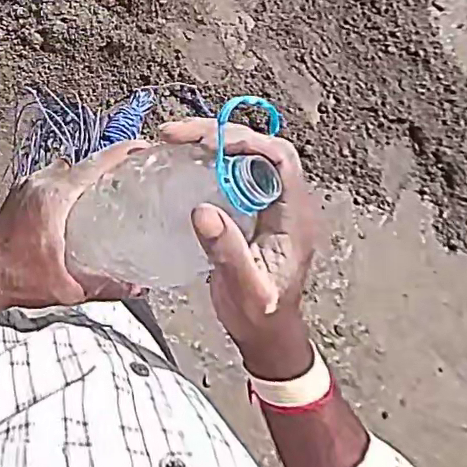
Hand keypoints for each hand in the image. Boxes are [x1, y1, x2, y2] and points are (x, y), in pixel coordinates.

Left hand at [0, 140, 148, 307]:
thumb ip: (105, 287)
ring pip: (65, 167)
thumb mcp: (69, 289)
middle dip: (108, 164)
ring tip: (106, 186)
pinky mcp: (20, 190)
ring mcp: (28, 184)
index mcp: (55, 198)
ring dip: (85, 173)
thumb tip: (137, 287)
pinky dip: (66, 180)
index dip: (120, 154)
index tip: (141, 148)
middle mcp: (41, 183)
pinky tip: (76, 198)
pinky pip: (49, 176)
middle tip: (131, 171)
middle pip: (82, 163)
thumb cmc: (20, 280)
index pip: (94, 165)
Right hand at [162, 118, 320, 378]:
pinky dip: (203, 154)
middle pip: (257, 145)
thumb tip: (203, 211)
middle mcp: (284, 199)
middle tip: (176, 134)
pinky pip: (228, 165)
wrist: (265, 334)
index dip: (246, 142)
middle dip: (217, 132)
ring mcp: (266, 198)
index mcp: (294, 215)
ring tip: (172, 137)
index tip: (208, 144)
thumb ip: (229, 254)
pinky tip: (179, 155)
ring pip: (241, 150)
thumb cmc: (261, 316)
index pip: (279, 158)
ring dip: (207, 137)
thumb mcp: (247, 290)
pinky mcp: (247, 202)